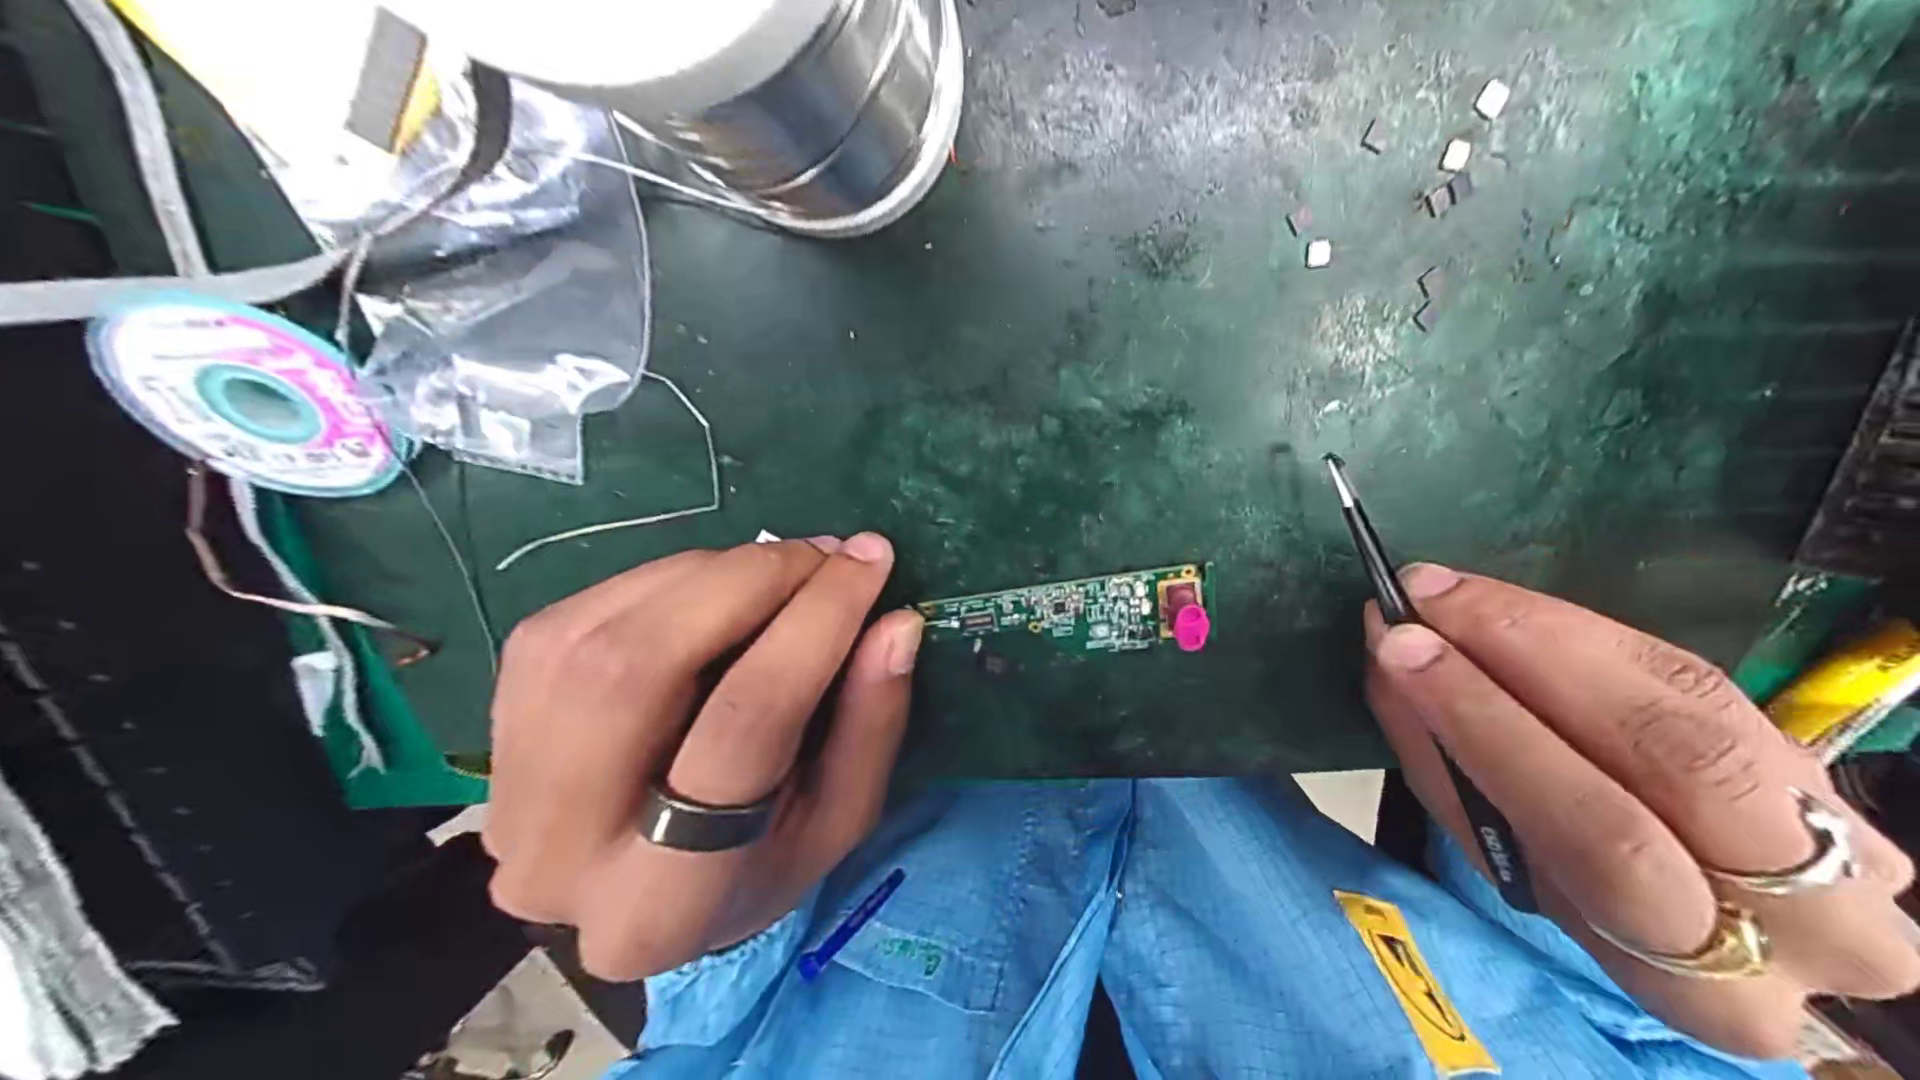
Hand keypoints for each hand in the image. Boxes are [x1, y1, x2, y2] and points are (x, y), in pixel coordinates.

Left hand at [483, 534, 923, 979]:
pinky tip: (711, 585)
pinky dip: (657, 581)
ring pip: (599, 631)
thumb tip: (896, 622)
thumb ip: (872, 723)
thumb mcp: (841, 816)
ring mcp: (510, 784)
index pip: (744, 724)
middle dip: (747, 582)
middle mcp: (560, 849)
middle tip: (820, 554)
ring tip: (777, 566)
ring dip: (705, 574)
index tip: (869, 562)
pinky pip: (573, 616)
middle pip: (641, 666)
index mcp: (665, 901)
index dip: (814, 625)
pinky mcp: (497, 721)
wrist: (645, 889)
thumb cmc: (763, 860)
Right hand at [1365, 565, 1918, 1059]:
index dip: (1492, 724)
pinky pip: (1691, 674)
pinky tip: (1500, 604)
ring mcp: (1847, 836)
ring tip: (1449, 592)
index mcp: (1702, 981)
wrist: (1698, 909)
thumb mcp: (1493, 855)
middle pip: (1678, 759)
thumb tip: (1388, 650)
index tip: (1399, 644)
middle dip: (1527, 657)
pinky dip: (1580, 629)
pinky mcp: (1817, 762)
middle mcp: (1821, 922)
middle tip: (1425, 603)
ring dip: (1548, 630)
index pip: (1601, 834)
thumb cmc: (1556, 885)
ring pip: (1697, 702)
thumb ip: (1442, 758)